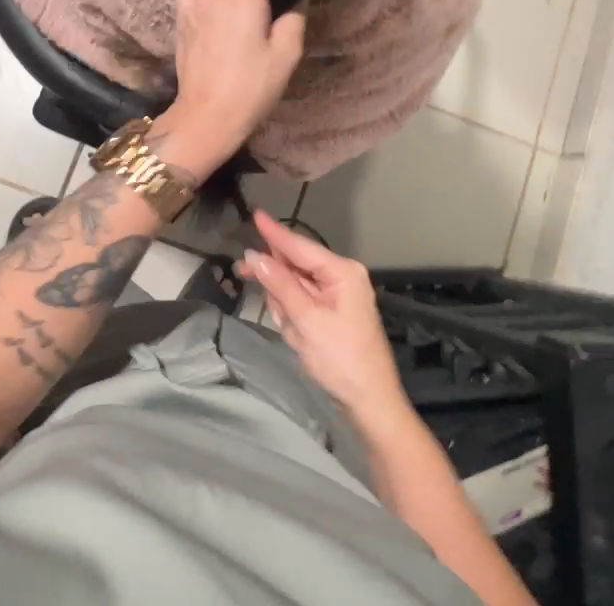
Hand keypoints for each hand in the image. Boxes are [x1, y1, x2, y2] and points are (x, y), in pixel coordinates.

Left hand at [155, 0, 305, 171]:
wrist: (205, 118)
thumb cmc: (250, 85)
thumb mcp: (286, 55)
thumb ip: (292, 20)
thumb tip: (291, 6)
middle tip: (264, 9)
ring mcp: (188, 5)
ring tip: (243, 28)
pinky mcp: (179, 22)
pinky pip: (201, 4)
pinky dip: (212, 12)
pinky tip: (224, 39)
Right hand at [239, 211, 411, 427]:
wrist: (370, 401)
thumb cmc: (340, 358)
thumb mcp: (306, 320)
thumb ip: (280, 285)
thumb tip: (254, 256)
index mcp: (342, 272)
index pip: (300, 246)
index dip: (274, 232)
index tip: (254, 212)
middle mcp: (342, 276)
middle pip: (296, 266)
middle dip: (276, 282)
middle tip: (244, 277)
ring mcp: (338, 295)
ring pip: (295, 286)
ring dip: (285, 305)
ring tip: (293, 331)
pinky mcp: (333, 312)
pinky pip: (303, 303)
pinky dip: (293, 316)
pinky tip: (297, 335)